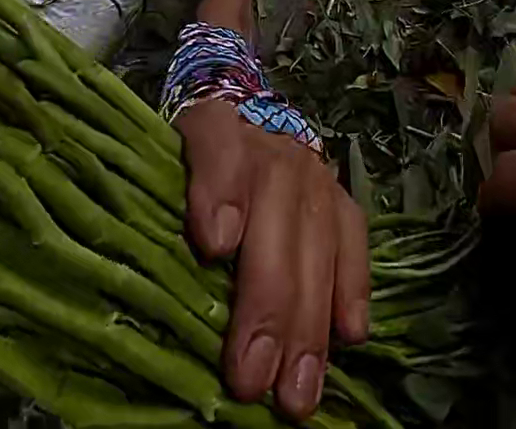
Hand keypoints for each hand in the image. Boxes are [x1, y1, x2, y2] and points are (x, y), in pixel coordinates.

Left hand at [177, 100, 368, 419]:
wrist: (241, 130)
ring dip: (309, 316)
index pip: (215, 140)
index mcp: (213, 126)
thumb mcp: (162, 173)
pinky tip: (349, 335)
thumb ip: (162, 213)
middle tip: (251, 377)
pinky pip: (353, 237)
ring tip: (297, 389)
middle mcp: (269, 144)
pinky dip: (353, 286)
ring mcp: (311, 169)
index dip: (218, 187)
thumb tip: (168, 291)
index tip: (214, 245)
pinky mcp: (339, 195)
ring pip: (318, 234)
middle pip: (274, 206)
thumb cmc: (188, 168)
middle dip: (265, 296)